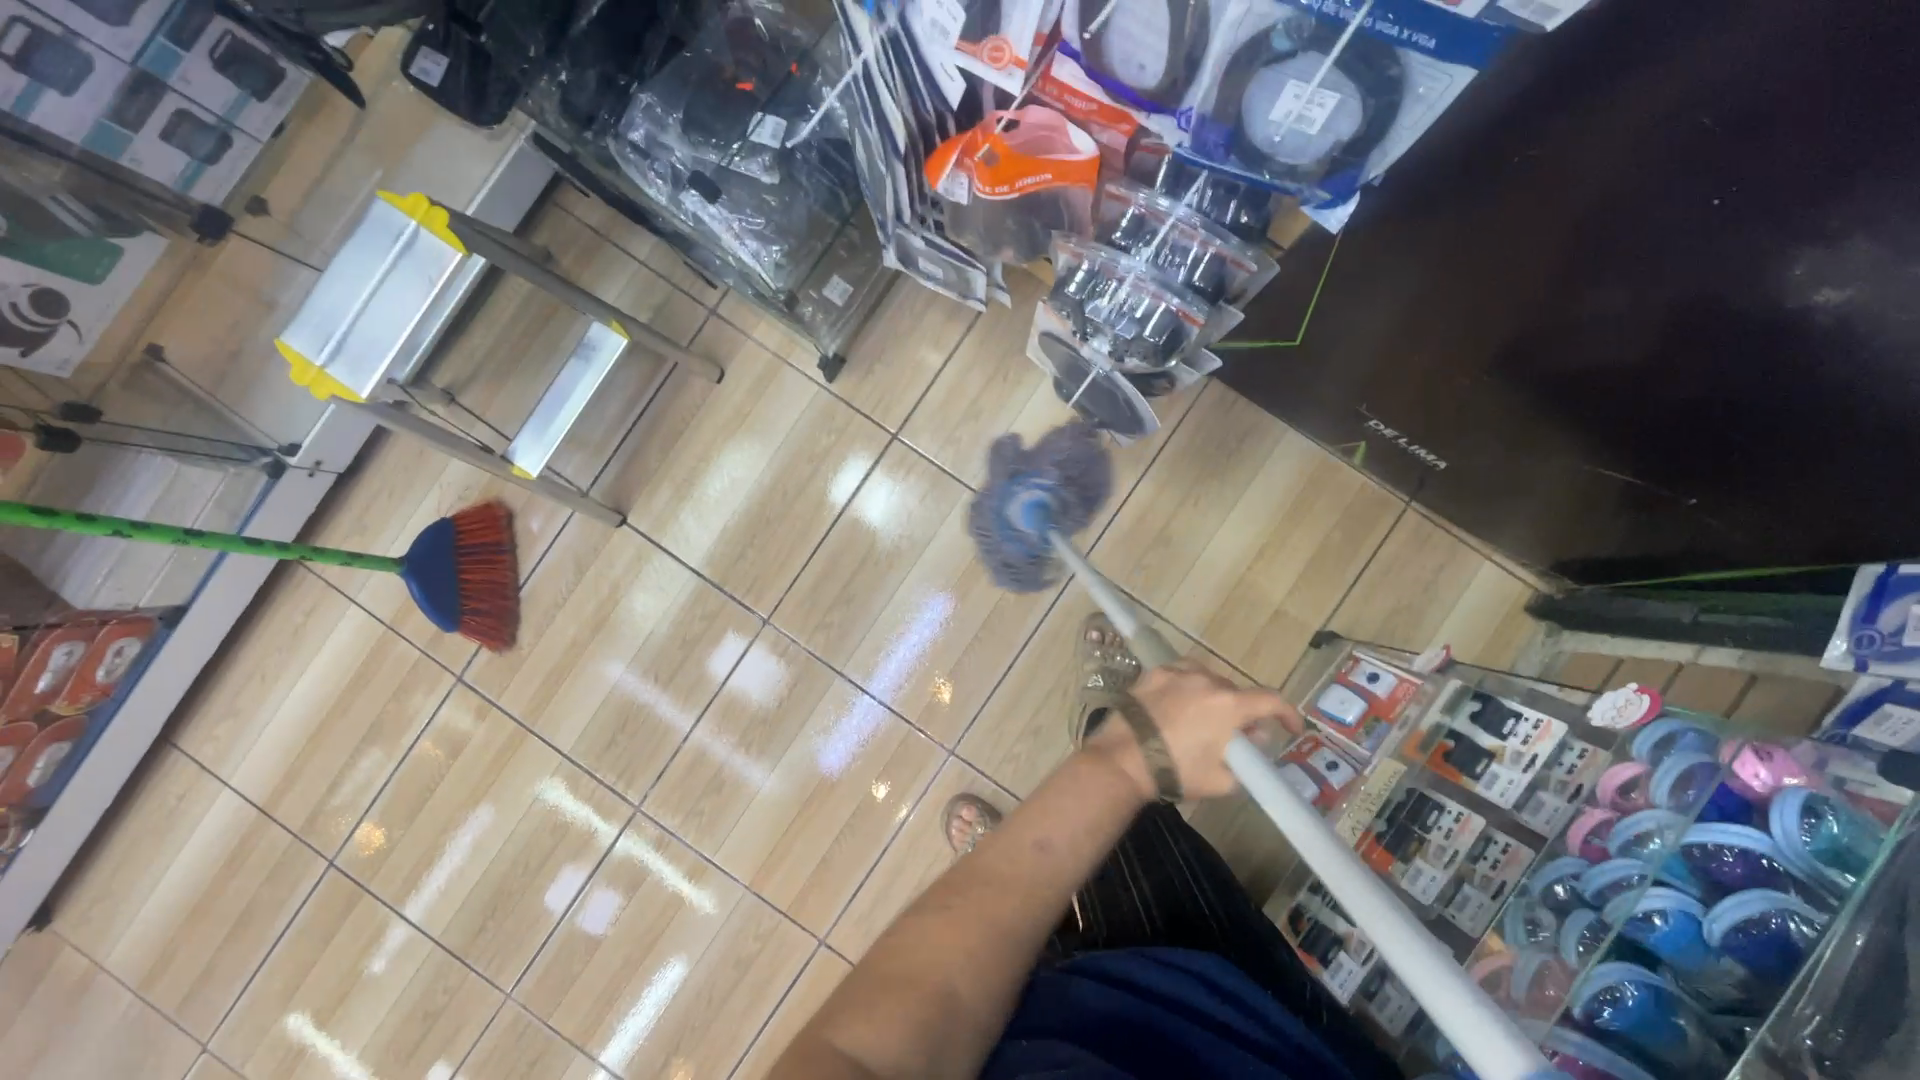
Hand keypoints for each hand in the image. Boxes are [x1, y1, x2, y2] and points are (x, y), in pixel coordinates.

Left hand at [1085, 661, 1303, 800]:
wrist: (1123, 760)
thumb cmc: (1175, 772)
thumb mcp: (1220, 781)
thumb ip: (1245, 765)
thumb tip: (1251, 744)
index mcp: (1229, 705)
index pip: (1271, 700)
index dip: (1287, 714)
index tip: (1291, 727)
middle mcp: (1206, 680)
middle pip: (1236, 691)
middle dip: (1243, 712)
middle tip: (1237, 734)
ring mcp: (1177, 673)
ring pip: (1208, 678)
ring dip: (1215, 695)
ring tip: (1207, 717)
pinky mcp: (1152, 673)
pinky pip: (1180, 673)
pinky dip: (1187, 685)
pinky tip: (1181, 702)